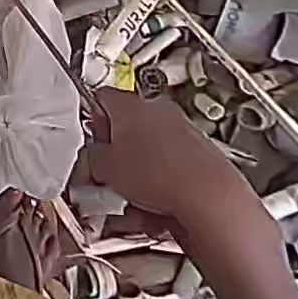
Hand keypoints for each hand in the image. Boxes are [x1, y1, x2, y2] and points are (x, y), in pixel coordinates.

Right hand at [86, 90, 265, 234]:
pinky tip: (153, 201)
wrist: (210, 200)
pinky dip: (159, 178)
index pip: (98, 97)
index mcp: (130, 104)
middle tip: (105, 168)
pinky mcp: (200, 153)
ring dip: (136, 165)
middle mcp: (158, 110)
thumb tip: (90, 159)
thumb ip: (89, 157)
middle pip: (124, 123)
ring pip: (147, 145)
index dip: (88, 119)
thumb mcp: (104, 168)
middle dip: (113, 147)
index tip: (87, 138)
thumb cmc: (161, 176)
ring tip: (130, 192)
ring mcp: (182, 130)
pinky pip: (169, 162)